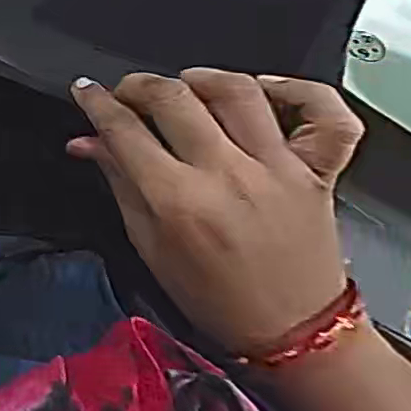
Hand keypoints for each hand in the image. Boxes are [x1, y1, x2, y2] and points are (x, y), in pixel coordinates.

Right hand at [67, 69, 364, 354]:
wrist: (293, 333)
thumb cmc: (213, 294)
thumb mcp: (148, 241)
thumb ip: (119, 180)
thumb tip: (87, 141)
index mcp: (177, 201)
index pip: (123, 129)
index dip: (95, 102)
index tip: (85, 90)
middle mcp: (227, 176)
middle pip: (172, 98)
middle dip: (137, 85)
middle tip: (125, 92)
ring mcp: (278, 170)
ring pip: (237, 92)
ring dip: (199, 77)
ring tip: (183, 85)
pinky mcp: (318, 172)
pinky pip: (325, 115)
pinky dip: (299, 90)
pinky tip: (265, 88)